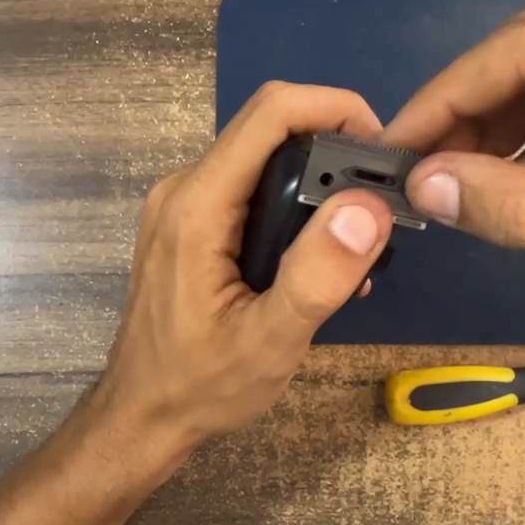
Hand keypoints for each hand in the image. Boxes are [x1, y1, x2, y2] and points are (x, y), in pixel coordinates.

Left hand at [89, 82, 394, 466]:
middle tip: (383, 207)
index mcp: (198, 205)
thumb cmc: (199, 386)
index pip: (271, 112)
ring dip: (319, 189)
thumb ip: (317, 276)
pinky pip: (251, 194)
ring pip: (265, 163)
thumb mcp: (268, 342)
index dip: (335, 108)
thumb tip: (368, 208)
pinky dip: (294, 212)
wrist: (141, 416)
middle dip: (336, 153)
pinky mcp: (192, 227)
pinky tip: (321, 261)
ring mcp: (185, 207)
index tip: (383, 149)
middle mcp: (186, 189)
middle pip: (271, 132)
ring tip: (361, 243)